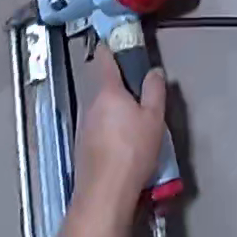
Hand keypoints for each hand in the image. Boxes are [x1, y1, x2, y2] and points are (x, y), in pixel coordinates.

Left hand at [71, 44, 168, 220]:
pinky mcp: (81, 146)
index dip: (110, 47)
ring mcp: (82, 126)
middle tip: (138, 89)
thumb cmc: (132, 150)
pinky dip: (108, 127)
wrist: (105, 193)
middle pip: (101, 84)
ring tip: (134, 119)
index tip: (118, 43)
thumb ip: (154, 91)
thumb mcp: (154, 118)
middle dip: (117, 83)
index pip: (103, 59)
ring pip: (98, 107)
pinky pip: (96, 126)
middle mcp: (89, 104)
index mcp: (107, 91)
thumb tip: (153, 71)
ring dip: (113, 107)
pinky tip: (123, 142)